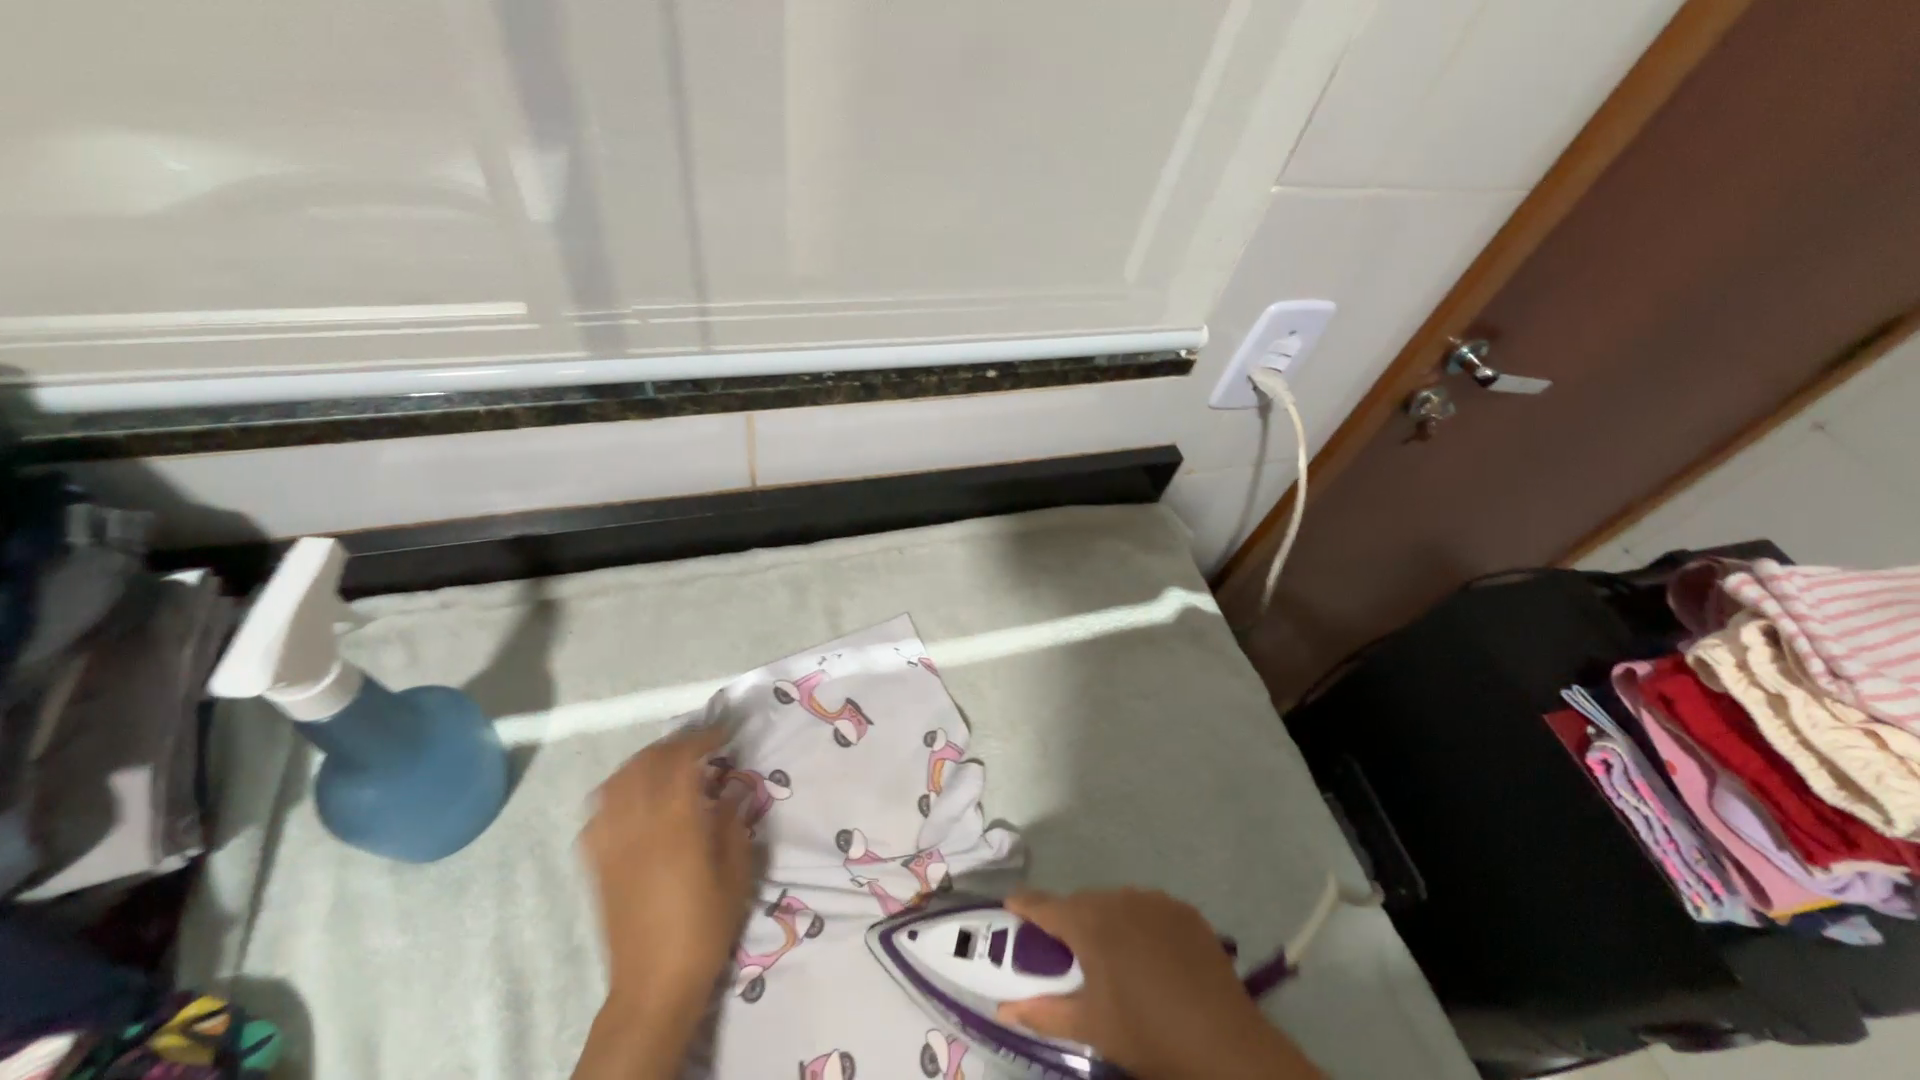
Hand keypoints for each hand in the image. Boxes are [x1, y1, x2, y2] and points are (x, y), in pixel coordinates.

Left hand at [573, 724, 754, 1079]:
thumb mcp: (736, 874)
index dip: (703, 737)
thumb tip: (733, 789)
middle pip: (647, 761)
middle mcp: (636, 822)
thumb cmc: (704, 928)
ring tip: (667, 764)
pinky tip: (634, 799)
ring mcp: (609, 839)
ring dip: (644, 761)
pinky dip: (618, 790)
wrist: (653, 981)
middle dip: (675, 744)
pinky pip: (599, 808)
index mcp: (675, 823)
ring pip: (617, 779)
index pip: (682, 759)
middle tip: (701, 744)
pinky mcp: (594, 858)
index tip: (725, 733)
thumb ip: (734, 824)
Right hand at [997, 889, 1323, 1079]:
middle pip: (1081, 902)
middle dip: (1067, 922)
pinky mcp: (1186, 912)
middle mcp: (1120, 900)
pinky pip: (1148, 909)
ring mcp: (1157, 902)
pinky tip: (1148, 956)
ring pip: (1116, 903)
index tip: (1010, 910)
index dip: (1023, 906)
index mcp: (1090, 924)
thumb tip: (1003, 1009)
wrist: (1224, 1042)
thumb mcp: (1090, 1027)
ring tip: (1110, 959)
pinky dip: (1139, 925)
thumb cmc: (1148, 1034)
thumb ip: (1042, 1012)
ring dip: (1105, 921)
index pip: (1043, 905)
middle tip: (1064, 957)